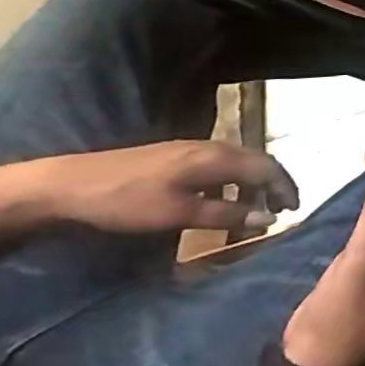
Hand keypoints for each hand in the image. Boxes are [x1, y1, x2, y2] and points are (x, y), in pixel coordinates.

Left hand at [40, 140, 299, 233]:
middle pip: (259, 161)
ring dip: (253, 184)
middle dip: (274, 184)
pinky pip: (222, 165)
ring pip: (240, 162)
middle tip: (280, 209)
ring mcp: (195, 148)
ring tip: (253, 208)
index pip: (268, 168)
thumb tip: (268, 219)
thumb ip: (224, 215)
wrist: (70, 184)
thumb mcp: (176, 214)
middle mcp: (215, 147)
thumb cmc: (127, 200)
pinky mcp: (179, 155)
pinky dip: (234, 181)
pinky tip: (221, 198)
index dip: (285, 187)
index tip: (294, 208)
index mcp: (220, 158)